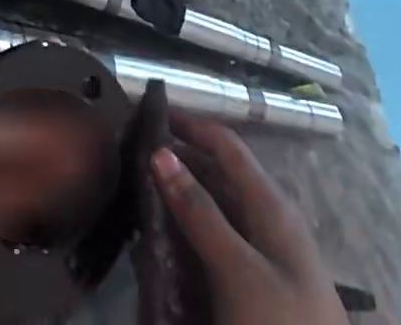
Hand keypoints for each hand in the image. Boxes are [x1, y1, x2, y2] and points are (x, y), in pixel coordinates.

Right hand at [150, 111, 347, 324]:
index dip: (190, 125)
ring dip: (179, 196)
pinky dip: (186, 233)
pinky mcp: (253, 285)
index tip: (147, 115)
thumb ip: (200, 213)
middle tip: (129, 158)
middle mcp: (267, 220)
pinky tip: (159, 244)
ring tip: (134, 194)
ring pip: (215, 207)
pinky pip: (214, 243)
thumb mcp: (238, 272)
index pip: (226, 145)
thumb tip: (160, 153)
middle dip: (178, 160)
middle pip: (218, 173)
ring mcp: (261, 254)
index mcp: (271, 206)